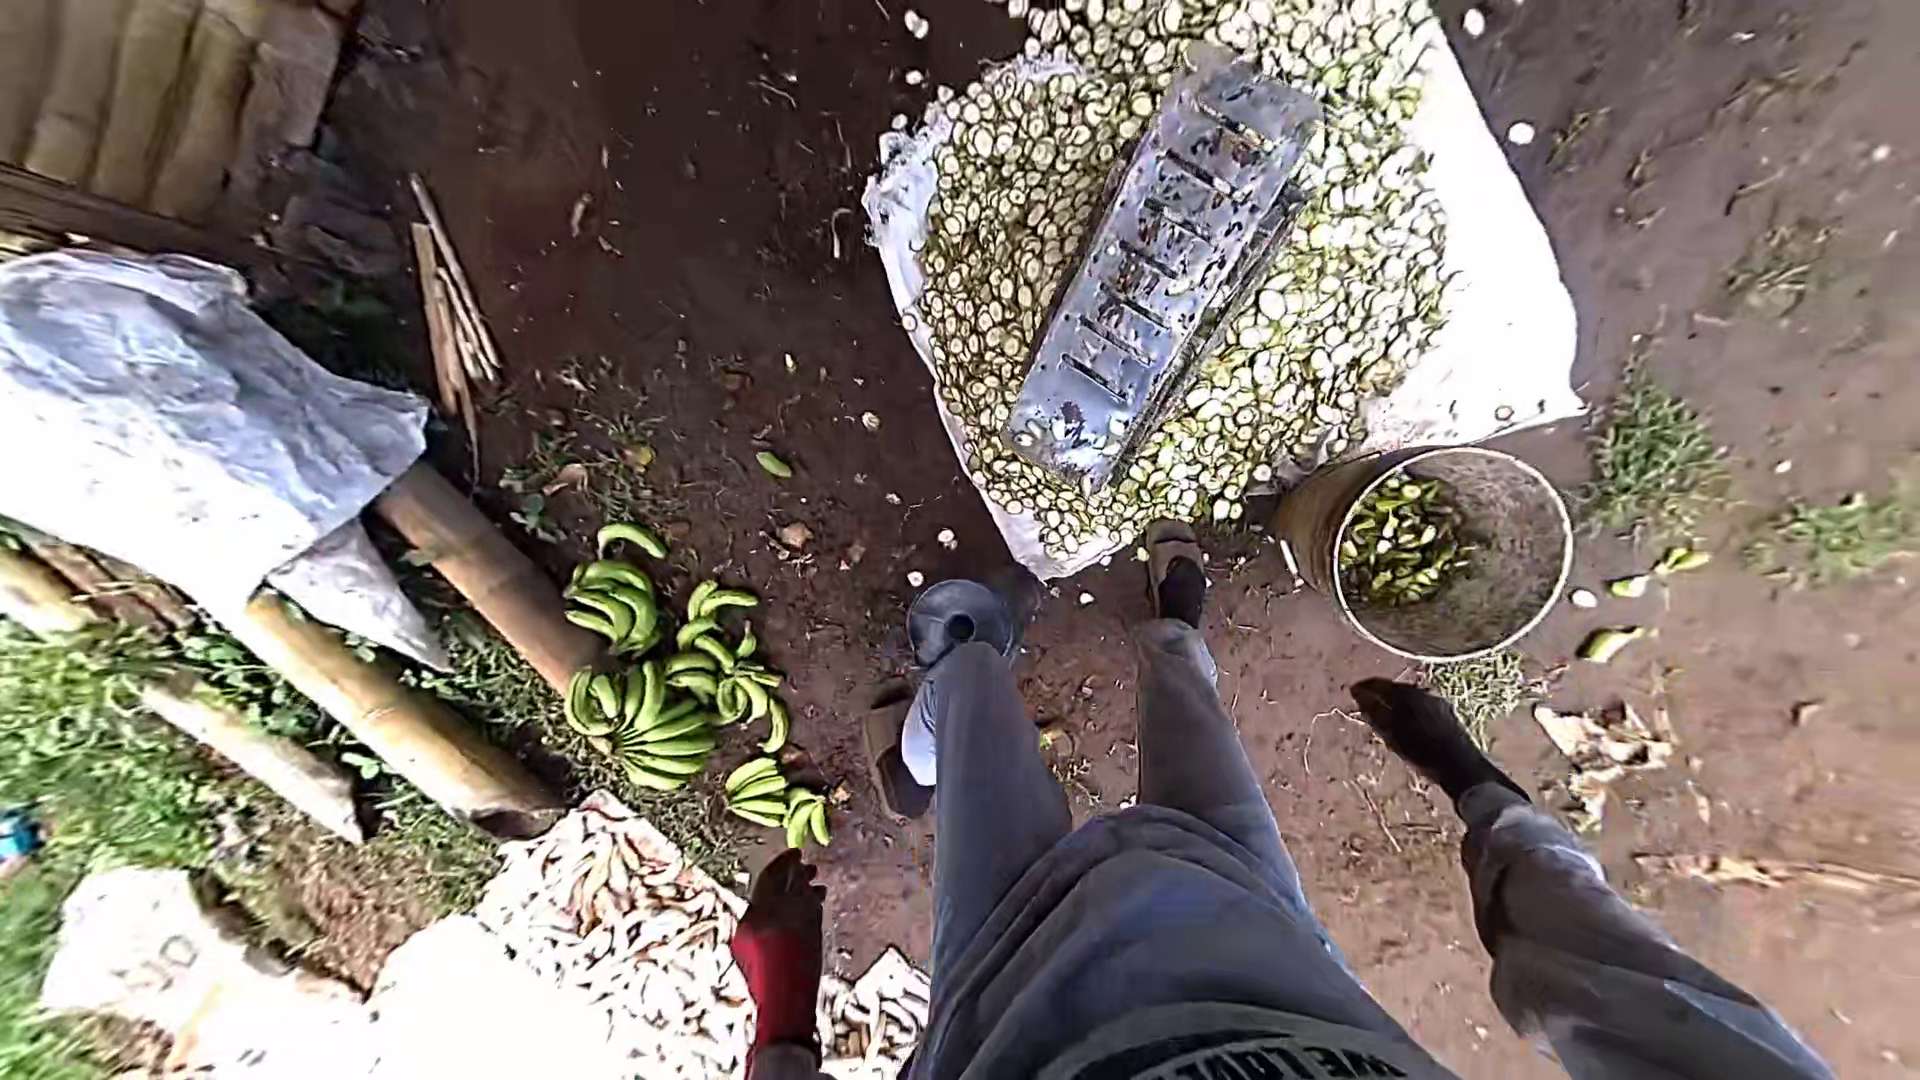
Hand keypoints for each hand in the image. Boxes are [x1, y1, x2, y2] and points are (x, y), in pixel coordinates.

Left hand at [731, 849, 825, 1051]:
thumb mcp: (805, 916)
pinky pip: (771, 927)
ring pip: (773, 910)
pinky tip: (808, 919)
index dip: (786, 861)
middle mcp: (747, 925)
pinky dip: (788, 918)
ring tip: (817, 894)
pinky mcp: (754, 959)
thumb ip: (800, 889)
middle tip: (812, 871)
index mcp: (756, 912)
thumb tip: (797, 869)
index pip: (769, 876)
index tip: (799, 852)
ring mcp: (748, 943)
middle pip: (770, 893)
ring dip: (793, 899)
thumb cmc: (797, 961)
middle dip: (792, 881)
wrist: (786, 1009)